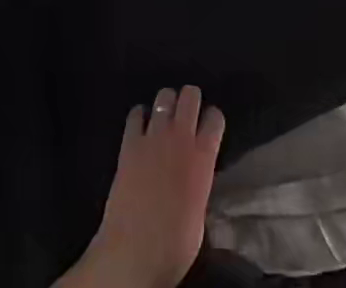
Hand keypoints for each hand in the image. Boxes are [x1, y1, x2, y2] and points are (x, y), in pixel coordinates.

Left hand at [75, 86, 226, 287]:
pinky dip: (139, 115)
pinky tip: (140, 126)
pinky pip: (135, 113)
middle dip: (190, 99)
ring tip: (164, 116)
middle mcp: (180, 137)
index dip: (213, 119)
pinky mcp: (129, 143)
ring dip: (166, 103)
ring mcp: (153, 136)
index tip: (209, 126)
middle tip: (187, 113)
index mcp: (203, 156)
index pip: (215, 117)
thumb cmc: (175, 243)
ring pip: (164, 96)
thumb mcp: (200, 210)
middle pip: (190, 95)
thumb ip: (199, 182)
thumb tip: (195, 176)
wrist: (134, 250)